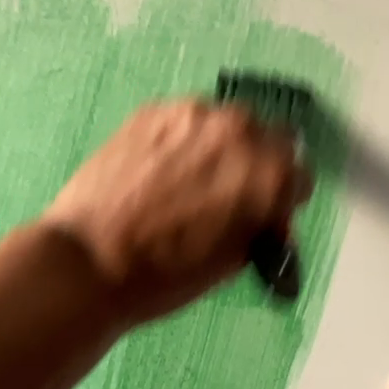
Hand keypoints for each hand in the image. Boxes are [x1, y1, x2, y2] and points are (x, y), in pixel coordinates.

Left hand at [41, 99, 308, 324]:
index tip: (263, 215)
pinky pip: (182, 122)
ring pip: (222, 125)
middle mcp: (241, 131)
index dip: (281, 200)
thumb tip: (264, 218)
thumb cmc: (164, 278)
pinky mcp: (152, 110)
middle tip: (223, 198)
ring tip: (183, 185)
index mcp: (270, 175)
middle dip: (252, 165)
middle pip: (266, 139)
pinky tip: (156, 174)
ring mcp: (193, 114)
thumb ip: (259, 228)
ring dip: (215, 148)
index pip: (299, 177)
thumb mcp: (230, 264)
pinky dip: (179, 142)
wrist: (89, 262)